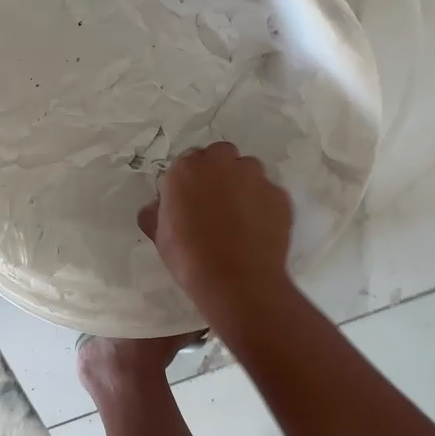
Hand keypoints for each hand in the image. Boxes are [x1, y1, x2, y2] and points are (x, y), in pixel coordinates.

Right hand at [139, 143, 294, 308]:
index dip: (189, 179)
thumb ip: (155, 212)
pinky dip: (263, 204)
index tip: (189, 199)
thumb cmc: (189, 257)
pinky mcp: (279, 196)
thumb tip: (156, 207)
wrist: (237, 281)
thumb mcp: (159, 235)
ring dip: (242, 182)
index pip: (187, 161)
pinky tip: (258, 228)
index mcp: (186, 169)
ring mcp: (254, 178)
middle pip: (220, 154)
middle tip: (214, 199)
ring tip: (239, 213)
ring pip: (249, 169)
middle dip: (218, 170)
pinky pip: (269, 193)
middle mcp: (221, 164)